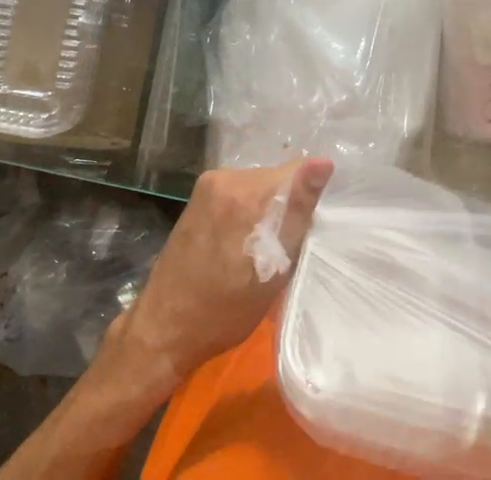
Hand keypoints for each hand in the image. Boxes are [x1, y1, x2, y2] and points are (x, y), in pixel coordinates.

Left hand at [113, 159, 334, 383]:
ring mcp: (206, 187)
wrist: (166, 327)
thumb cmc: (226, 307)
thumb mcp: (275, 267)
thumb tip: (323, 162)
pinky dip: (245, 216)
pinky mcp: (196, 200)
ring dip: (265, 213)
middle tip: (282, 249)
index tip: (305, 230)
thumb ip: (298, 210)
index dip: (307, 199)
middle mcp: (224, 177)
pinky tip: (241, 246)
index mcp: (245, 190)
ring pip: (256, 189)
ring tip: (261, 251)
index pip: (297, 172)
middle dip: (285, 207)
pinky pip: (237, 197)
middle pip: (275, 179)